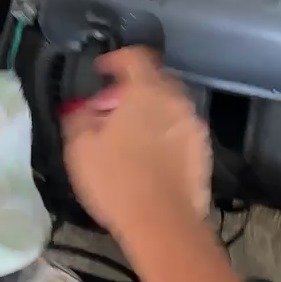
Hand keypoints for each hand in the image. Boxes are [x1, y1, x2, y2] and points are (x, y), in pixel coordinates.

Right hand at [61, 47, 211, 242]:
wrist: (162, 225)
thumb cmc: (117, 180)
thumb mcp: (80, 146)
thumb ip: (78, 117)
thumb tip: (80, 107)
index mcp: (146, 89)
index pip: (135, 56)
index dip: (115, 59)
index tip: (101, 71)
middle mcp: (175, 100)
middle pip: (154, 80)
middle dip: (131, 88)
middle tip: (109, 108)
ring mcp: (193, 126)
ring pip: (168, 106)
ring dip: (149, 111)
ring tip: (126, 135)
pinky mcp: (202, 153)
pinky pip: (179, 131)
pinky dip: (164, 133)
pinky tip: (147, 157)